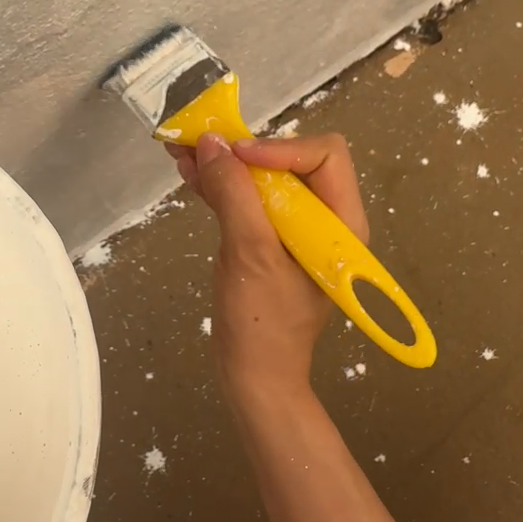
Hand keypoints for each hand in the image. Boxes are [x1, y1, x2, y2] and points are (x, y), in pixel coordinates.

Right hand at [167, 132, 369, 407]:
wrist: (253, 379)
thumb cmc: (263, 323)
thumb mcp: (250, 254)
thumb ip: (234, 195)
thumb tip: (212, 143)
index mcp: (339, 222)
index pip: (323, 156)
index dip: (280, 147)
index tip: (236, 156)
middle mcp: (321, 218)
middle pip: (289, 160)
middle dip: (244, 149)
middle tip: (201, 141)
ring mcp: (292, 229)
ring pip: (263, 177)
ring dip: (226, 163)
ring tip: (184, 150)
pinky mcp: (266, 238)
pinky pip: (247, 199)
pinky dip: (220, 184)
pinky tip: (191, 173)